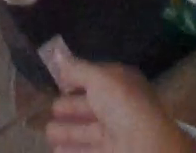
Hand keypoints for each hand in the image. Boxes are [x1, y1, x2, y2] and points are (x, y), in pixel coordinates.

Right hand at [43, 49, 195, 152]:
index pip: (95, 79)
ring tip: (48, 132)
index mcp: (120, 85)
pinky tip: (56, 150)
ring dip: (68, 132)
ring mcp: (116, 135)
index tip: (56, 81)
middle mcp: (119, 109)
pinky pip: (87, 151)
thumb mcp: (99, 79)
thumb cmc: (123, 107)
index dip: (76, 79)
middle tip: (50, 109)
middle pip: (90, 107)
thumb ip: (77, 69)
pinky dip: (72, 150)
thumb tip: (57, 53)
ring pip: (87, 131)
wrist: (147, 149)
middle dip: (69, 108)